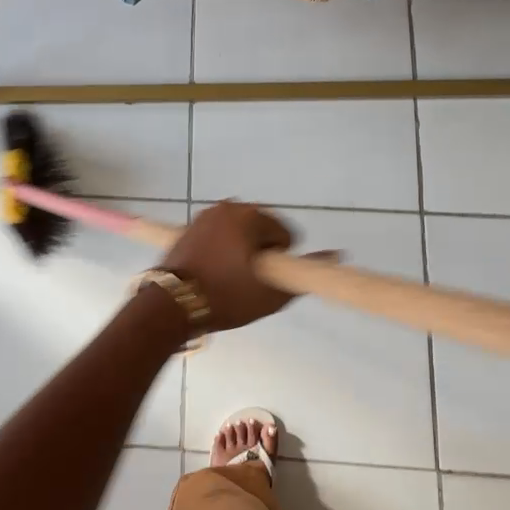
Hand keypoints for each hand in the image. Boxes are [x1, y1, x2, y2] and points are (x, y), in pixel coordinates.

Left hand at [160, 201, 327, 331]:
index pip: (284, 234)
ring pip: (238, 230)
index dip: (279, 259)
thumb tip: (337, 254)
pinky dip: (221, 247)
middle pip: (261, 227)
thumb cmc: (227, 297)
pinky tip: (213, 269)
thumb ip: (307, 271)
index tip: (263, 279)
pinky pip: (217, 233)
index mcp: (251, 215)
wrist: (172, 303)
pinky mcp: (188, 225)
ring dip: (241, 248)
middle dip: (260, 250)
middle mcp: (228, 206)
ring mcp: (205, 214)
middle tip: (248, 280)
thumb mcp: (273, 292)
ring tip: (230, 277)